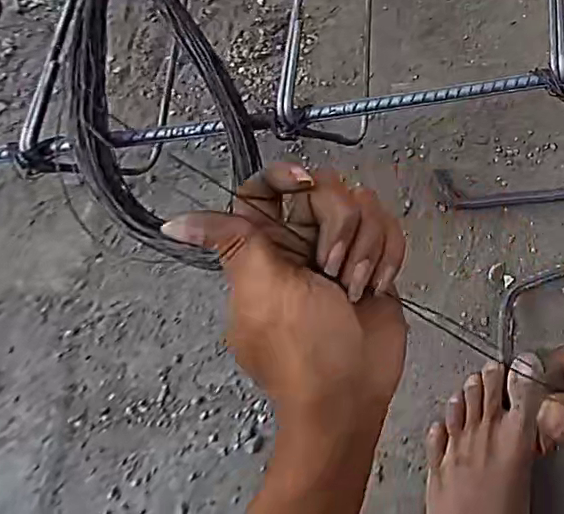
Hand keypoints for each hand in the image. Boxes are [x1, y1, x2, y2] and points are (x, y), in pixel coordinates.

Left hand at [162, 163, 407, 426]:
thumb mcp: (263, 294)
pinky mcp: (377, 256)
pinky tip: (376, 287)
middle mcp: (303, 240)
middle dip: (340, 224)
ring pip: (365, 205)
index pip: (265, 187)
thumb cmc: (303, 346)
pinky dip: (388, 257)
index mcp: (264, 246)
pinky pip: (390, 227)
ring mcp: (343, 247)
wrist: (353, 387)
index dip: (285, 175)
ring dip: (367, 248)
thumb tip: (173, 224)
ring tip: (355, 287)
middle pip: (328, 187)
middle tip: (330, 266)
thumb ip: (234, 244)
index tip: (306, 184)